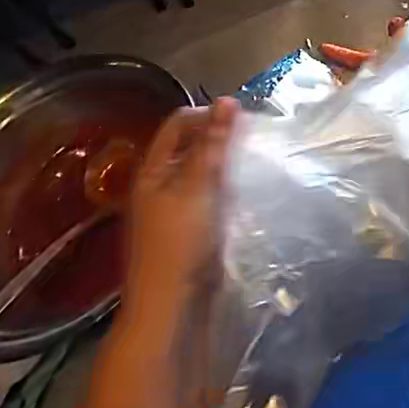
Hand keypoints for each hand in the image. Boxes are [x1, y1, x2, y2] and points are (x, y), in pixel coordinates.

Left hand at [122, 98, 239, 309]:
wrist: (170, 307)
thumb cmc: (179, 241)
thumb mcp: (197, 186)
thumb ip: (213, 143)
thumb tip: (228, 100)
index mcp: (152, 170)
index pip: (179, 123)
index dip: (208, 115)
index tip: (242, 122)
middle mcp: (160, 185)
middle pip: (191, 147)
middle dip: (221, 139)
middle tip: (253, 142)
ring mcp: (175, 208)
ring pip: (204, 172)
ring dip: (227, 165)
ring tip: (255, 164)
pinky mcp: (191, 229)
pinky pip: (212, 197)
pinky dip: (229, 189)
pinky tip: (248, 193)